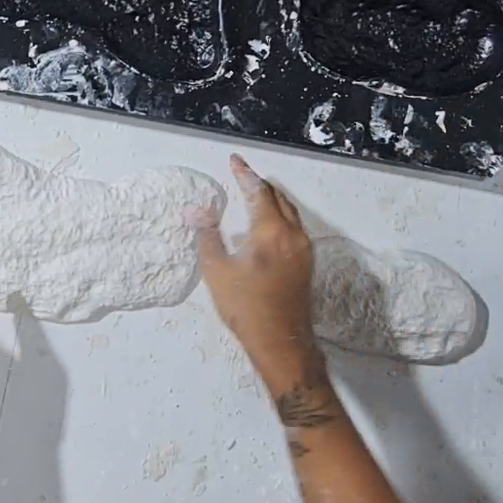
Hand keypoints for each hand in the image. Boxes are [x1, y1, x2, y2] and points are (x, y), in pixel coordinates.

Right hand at [192, 155, 318, 377]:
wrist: (281, 341)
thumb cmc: (246, 306)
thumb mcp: (217, 270)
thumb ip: (207, 236)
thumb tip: (196, 211)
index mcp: (271, 231)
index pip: (258, 192)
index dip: (244, 174)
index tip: (235, 160)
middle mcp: (292, 235)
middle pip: (278, 198)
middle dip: (260, 184)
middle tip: (242, 176)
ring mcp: (303, 250)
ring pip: (289, 213)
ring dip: (271, 200)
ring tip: (253, 196)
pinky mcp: (305, 264)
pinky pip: (293, 228)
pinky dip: (279, 217)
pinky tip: (264, 228)